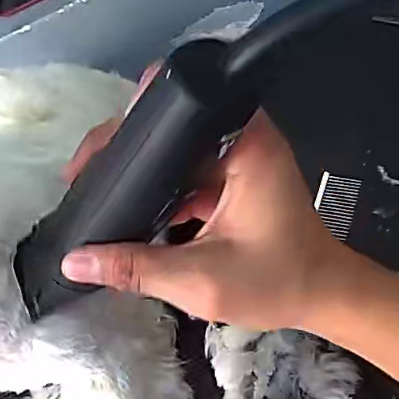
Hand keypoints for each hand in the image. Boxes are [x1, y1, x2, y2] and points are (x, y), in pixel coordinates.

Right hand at [59, 108, 364, 332]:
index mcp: (247, 145)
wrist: (322, 293)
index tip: (99, 152)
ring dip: (146, 169)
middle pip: (175, 124)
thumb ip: (136, 268)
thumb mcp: (201, 280)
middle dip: (131, 147)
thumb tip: (76, 260)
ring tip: (104, 191)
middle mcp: (247, 139)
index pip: (181, 105)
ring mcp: (243, 158)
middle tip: (87, 175)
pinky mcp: (239, 177)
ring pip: (180, 149)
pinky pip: (192, 170)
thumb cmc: (278, 281)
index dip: (134, 119)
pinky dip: (166, 186)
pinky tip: (137, 207)